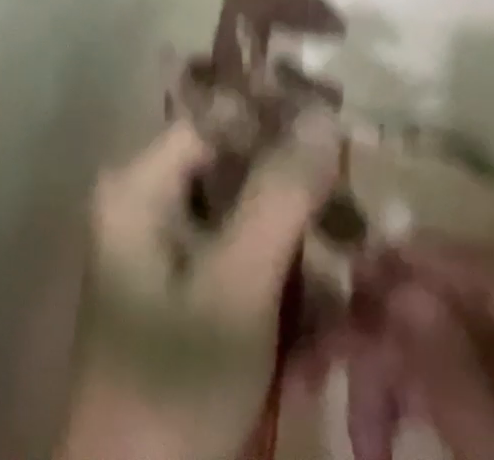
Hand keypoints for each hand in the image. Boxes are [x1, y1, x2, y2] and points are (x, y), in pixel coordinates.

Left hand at [57, 113, 342, 459]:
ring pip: (255, 231)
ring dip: (301, 278)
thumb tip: (319, 113)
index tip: (347, 152)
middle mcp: (148, 207)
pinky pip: (247, 274)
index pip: (220, 121)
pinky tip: (307, 358)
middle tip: (354, 252)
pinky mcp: (188, 296)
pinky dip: (282, 309)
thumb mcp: (237, 284)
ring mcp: (168, 255)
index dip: (282, 128)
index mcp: (139, 189)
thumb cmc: (177, 380)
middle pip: (242, 178)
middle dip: (301, 222)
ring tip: (331, 334)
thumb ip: (280, 195)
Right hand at [360, 237, 493, 459]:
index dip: (422, 257)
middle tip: (324, 359)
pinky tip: (370, 442)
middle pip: (442, 308)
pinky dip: (392, 406)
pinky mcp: (483, 419)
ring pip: (423, 349)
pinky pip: (424, 388)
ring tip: (358, 441)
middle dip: (381, 333)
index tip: (355, 268)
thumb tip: (401, 289)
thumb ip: (454, 375)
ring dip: (378, 381)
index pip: (486, 272)